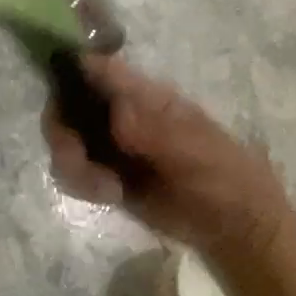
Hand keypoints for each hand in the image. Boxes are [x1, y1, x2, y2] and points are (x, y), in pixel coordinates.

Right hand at [43, 55, 295, 261]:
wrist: (236, 228)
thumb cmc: (226, 178)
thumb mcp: (198, 151)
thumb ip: (157, 132)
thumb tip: (116, 116)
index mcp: (143, 94)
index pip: (98, 67)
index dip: (70, 68)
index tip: (59, 92)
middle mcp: (117, 111)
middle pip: (65, 102)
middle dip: (62, 130)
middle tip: (76, 158)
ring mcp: (108, 142)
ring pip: (63, 137)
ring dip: (72, 162)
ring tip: (106, 188)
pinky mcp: (103, 173)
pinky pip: (71, 169)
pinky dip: (80, 182)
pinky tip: (110, 196)